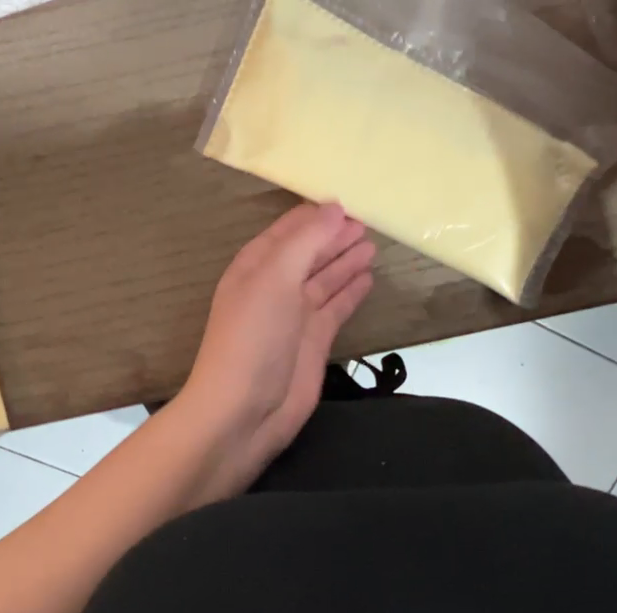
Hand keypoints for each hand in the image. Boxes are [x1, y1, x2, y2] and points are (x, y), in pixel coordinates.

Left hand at [176, 202, 374, 480]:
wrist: (244, 410)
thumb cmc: (252, 339)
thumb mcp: (274, 279)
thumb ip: (306, 241)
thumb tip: (335, 208)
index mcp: (255, 268)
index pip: (288, 231)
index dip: (314, 215)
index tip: (347, 198)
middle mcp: (274, 289)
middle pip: (309, 253)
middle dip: (334, 236)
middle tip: (367, 219)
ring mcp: (295, 318)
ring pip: (324, 279)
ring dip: (345, 261)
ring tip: (372, 243)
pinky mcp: (314, 343)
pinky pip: (336, 308)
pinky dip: (351, 292)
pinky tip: (367, 277)